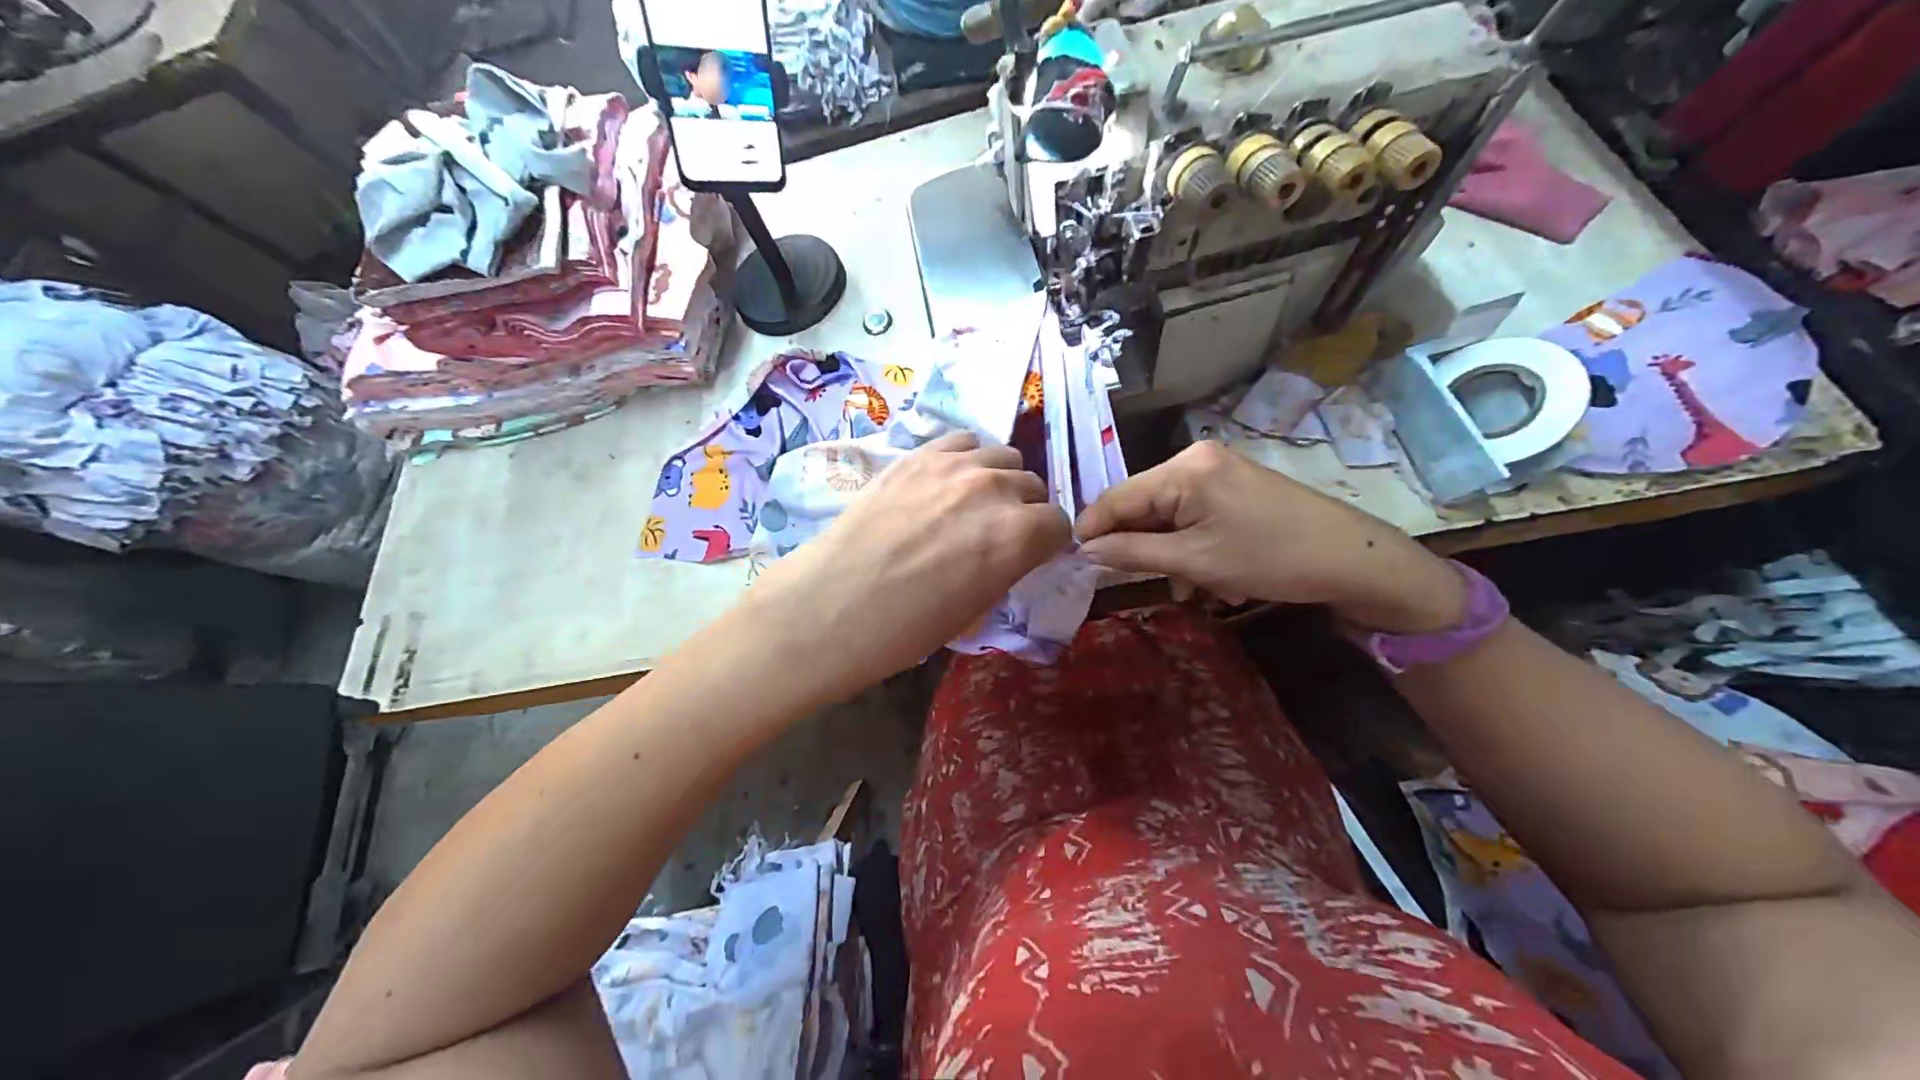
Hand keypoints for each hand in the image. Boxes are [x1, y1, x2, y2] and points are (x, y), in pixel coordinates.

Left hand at [742, 433, 1071, 701]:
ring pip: (1001, 456)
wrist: (830, 606)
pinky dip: (966, 460)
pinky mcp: (917, 456)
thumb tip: (1011, 555)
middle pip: (1032, 485)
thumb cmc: (905, 629)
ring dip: (998, 480)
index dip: (1046, 543)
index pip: (1058, 524)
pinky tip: (947, 484)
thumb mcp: (974, 611)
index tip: (1030, 555)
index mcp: (1019, 535)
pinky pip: (962, 442)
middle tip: (997, 534)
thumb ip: (1005, 569)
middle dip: (1024, 511)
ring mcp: (953, 465)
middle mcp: (995, 488)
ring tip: (973, 505)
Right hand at [1075, 441, 1466, 632]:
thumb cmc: (1270, 559)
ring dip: (1172, 554)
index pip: (1116, 497)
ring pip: (1168, 514)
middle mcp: (1196, 458)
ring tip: (1195, 588)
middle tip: (1148, 584)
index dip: (1092, 530)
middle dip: (1142, 547)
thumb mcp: (1194, 561)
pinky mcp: (1236, 484)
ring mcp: (1219, 469)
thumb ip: (1132, 553)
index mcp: (1183, 468)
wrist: (1355, 559)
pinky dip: (1194, 545)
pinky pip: (1194, 514)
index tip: (1073, 562)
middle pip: (1142, 504)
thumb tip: (1084, 551)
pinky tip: (1215, 576)